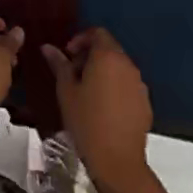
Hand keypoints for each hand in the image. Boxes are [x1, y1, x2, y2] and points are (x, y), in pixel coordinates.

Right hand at [41, 28, 152, 192]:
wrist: (117, 159)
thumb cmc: (85, 121)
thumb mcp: (66, 91)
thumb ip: (59, 64)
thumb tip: (48, 47)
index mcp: (108, 58)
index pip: (97, 33)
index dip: (80, 39)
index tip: (67, 55)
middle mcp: (128, 65)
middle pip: (109, 49)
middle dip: (89, 56)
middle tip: (72, 74)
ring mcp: (139, 84)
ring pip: (118, 67)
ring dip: (102, 71)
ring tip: (85, 92)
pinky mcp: (145, 102)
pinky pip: (127, 85)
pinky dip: (114, 87)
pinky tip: (102, 108)